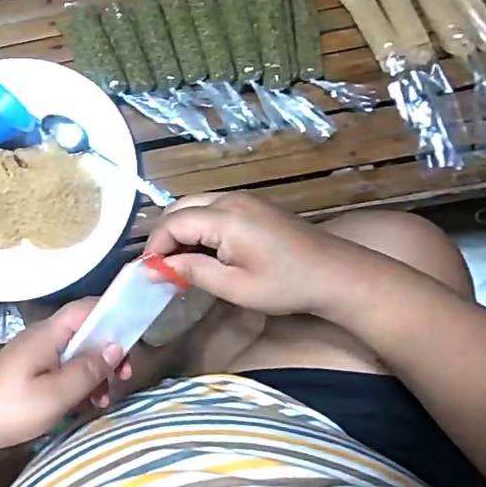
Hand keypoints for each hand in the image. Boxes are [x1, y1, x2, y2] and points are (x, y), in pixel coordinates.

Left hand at [0, 299, 129, 459]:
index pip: (86, 307)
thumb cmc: (13, 408)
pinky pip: (62, 369)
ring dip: (94, 373)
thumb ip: (88, 369)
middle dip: (107, 353)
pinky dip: (77, 383)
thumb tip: (115, 345)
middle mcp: (41, 337)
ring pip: (75, 354)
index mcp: (47, 334)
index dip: (113, 313)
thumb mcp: (57, 393)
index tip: (134, 337)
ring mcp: (33, 354)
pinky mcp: (28, 372)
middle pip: (84, 332)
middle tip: (121, 378)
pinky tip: (82, 406)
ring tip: (102, 401)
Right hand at [145, 192, 382, 318]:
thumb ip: (192, 272)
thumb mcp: (235, 287)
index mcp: (225, 218)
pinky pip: (210, 207)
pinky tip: (201, 251)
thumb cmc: (287, 286)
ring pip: (193, 205)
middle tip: (161, 267)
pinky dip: (196, 225)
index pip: (173, 223)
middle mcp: (230, 199)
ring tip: (178, 262)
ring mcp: (242, 198)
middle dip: (164, 236)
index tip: (148, 271)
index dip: (155, 246)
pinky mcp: (251, 204)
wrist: (337, 274)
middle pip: (179, 208)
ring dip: (180, 230)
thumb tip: (156, 269)